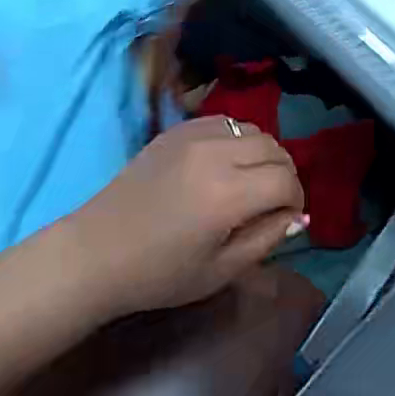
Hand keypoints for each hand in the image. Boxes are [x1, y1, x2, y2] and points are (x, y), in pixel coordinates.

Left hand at [64, 118, 306, 316]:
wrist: (97, 251)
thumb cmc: (159, 274)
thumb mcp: (220, 271)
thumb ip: (266, 238)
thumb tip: (296, 214)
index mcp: (227, 195)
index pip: (285, 180)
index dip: (296, 198)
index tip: (288, 216)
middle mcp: (216, 154)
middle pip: (274, 148)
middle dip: (284, 173)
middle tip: (274, 200)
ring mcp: (195, 134)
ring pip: (253, 129)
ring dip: (263, 153)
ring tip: (251, 180)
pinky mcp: (178, 128)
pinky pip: (225, 122)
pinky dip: (237, 138)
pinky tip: (225, 163)